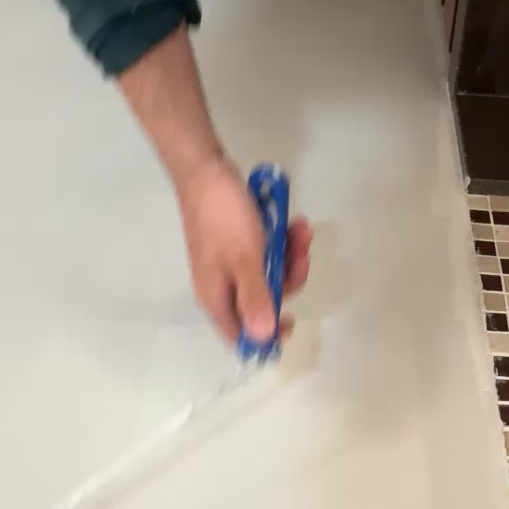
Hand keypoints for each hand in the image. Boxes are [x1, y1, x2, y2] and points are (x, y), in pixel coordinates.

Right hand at [174, 160, 312, 346]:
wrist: (206, 170)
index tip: (291, 319)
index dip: (266, 336)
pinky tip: (293, 223)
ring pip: (270, 273)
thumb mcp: (245, 259)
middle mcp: (223, 285)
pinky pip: (267, 252)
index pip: (240, 335)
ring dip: (290, 254)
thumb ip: (255, 298)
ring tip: (300, 229)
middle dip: (288, 278)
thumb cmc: (224, 217)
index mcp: (217, 297)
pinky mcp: (240, 243)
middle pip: (263, 301)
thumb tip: (263, 338)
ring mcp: (231, 263)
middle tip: (302, 255)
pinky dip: (282, 241)